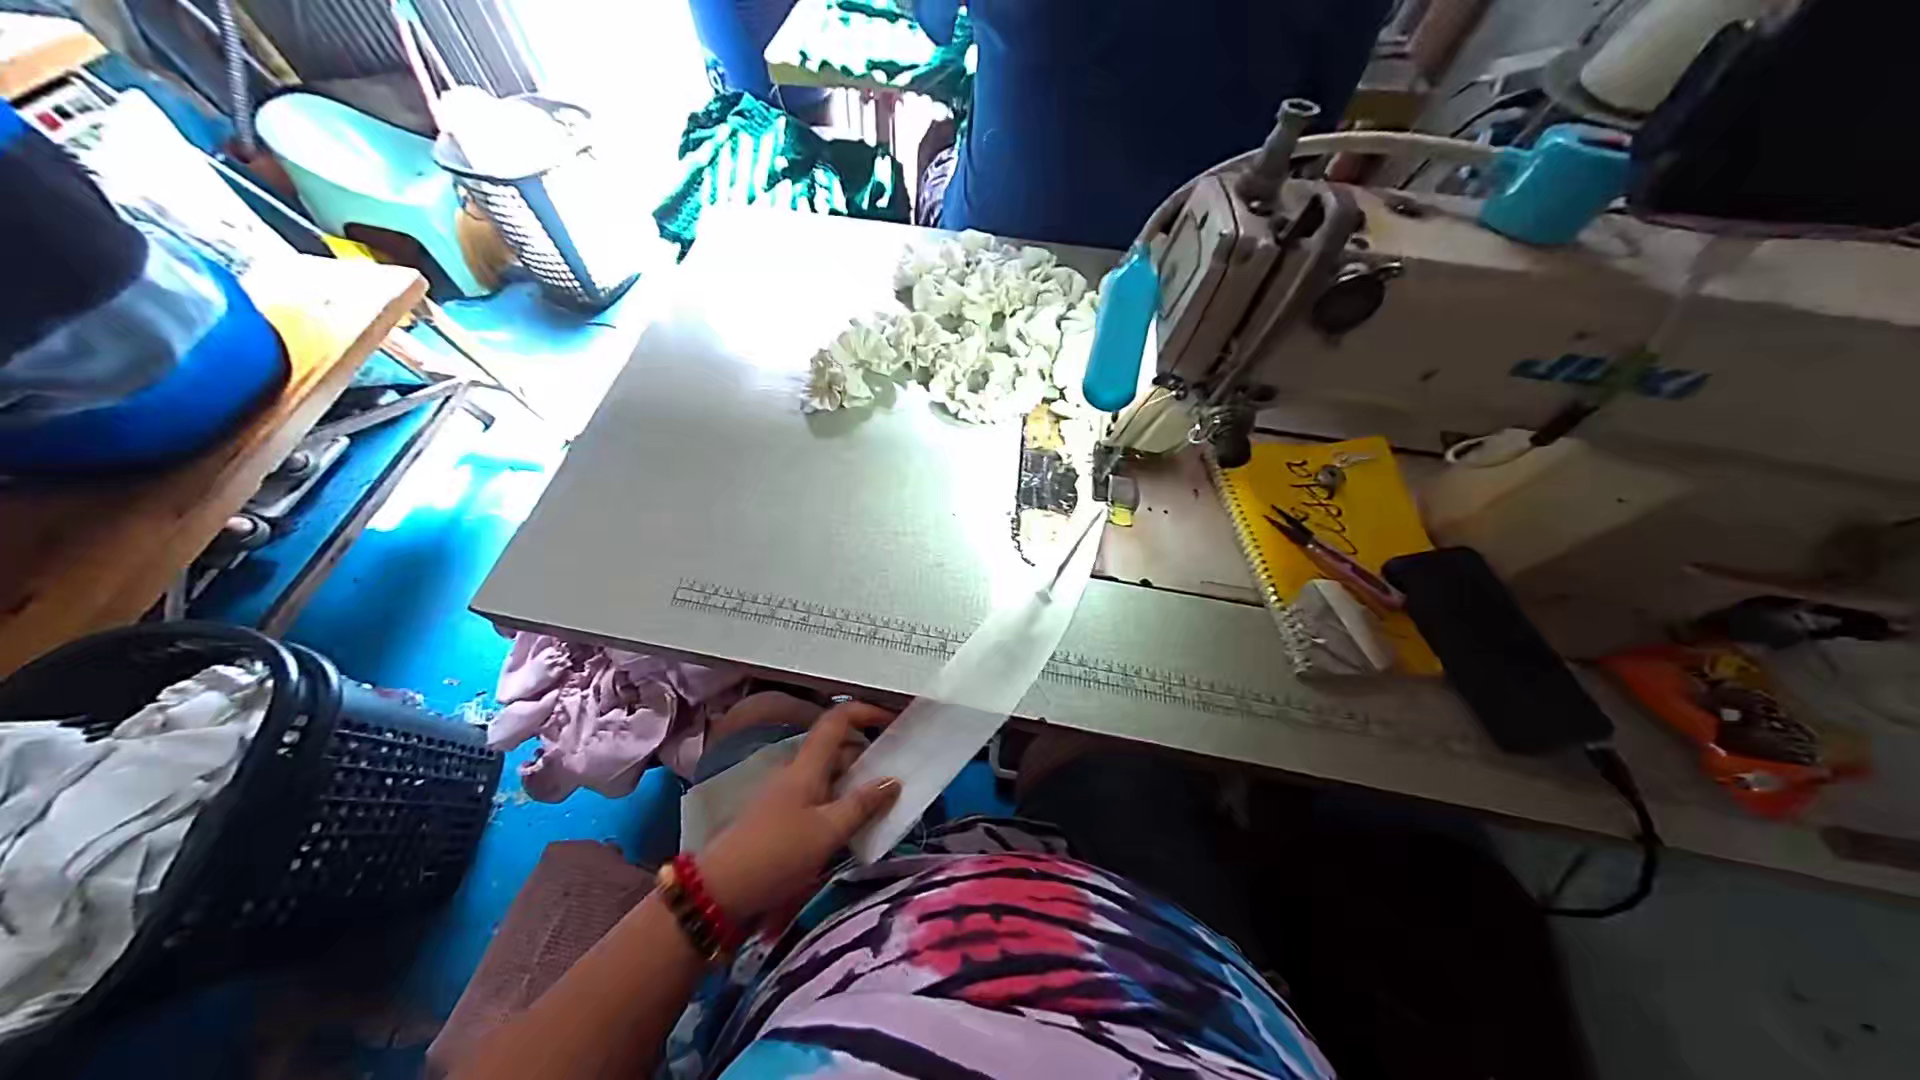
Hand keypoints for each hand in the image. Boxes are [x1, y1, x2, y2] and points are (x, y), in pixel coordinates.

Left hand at [696, 703, 900, 920]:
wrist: (719, 893)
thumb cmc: (777, 854)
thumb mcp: (827, 832)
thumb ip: (862, 805)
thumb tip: (893, 781)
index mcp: (807, 766)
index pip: (837, 721)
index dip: (865, 712)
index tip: (893, 721)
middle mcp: (797, 774)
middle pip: (837, 751)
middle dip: (868, 757)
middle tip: (899, 774)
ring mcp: (788, 797)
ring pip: (830, 779)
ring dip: (857, 785)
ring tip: (885, 804)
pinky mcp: (783, 821)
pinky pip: (821, 801)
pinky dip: (842, 806)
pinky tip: (855, 829)